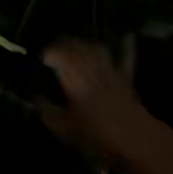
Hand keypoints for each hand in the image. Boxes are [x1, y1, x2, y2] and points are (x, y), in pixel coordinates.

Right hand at [41, 39, 150, 164]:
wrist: (132, 137)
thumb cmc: (95, 133)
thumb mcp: (66, 130)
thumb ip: (51, 117)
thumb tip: (39, 107)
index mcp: (73, 79)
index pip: (59, 57)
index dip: (50, 54)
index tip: (44, 58)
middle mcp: (90, 69)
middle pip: (77, 49)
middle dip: (65, 45)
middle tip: (57, 49)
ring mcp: (109, 71)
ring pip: (97, 50)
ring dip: (87, 45)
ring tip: (79, 44)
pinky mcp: (125, 78)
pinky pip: (126, 59)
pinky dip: (126, 48)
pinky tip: (127, 36)